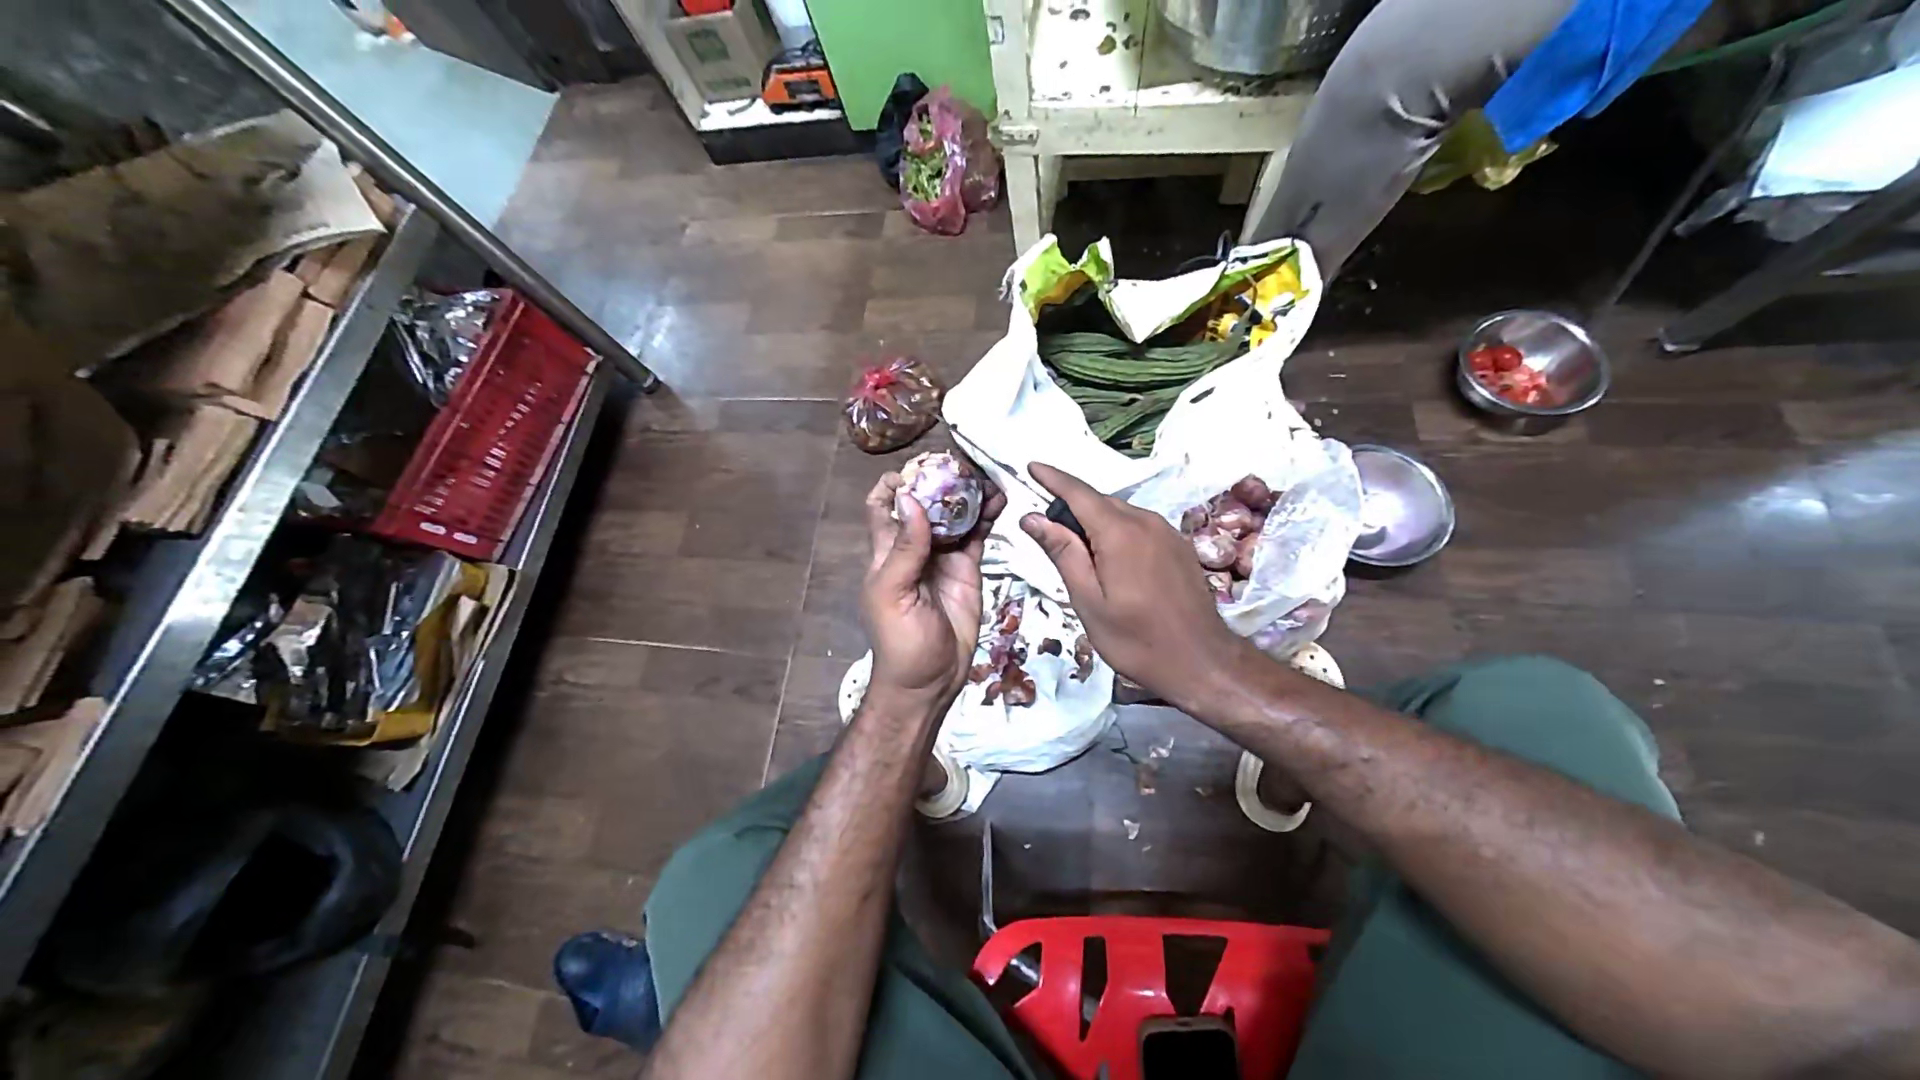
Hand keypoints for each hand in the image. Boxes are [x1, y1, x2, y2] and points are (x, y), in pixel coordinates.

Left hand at [860, 471, 1004, 720]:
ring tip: (987, 479)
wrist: (929, 680)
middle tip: (964, 465)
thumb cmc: (900, 641)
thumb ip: (904, 548)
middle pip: (925, 502)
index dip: (896, 483)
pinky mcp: (967, 569)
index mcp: (886, 551)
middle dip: (941, 481)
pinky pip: (977, 535)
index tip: (920, 469)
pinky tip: (999, 501)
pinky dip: (987, 516)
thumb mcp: (893, 593)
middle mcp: (914, 547)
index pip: (883, 505)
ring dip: (968, 495)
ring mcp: (943, 556)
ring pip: (955, 514)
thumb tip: (911, 498)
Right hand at [1018, 462, 1256, 712]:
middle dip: (1070, 506)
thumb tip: (1033, 518)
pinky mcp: (1179, 547)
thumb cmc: (1137, 640)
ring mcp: (1167, 533)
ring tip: (1077, 550)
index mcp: (1120, 533)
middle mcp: (1146, 522)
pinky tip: (1110, 559)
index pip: (1078, 493)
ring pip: (1120, 514)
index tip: (1032, 466)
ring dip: (1094, 522)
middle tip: (1046, 530)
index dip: (1052, 478)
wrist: (1202, 663)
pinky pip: (1139, 527)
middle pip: (1099, 501)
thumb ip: (1062, 553)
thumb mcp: (1088, 601)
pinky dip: (1117, 532)